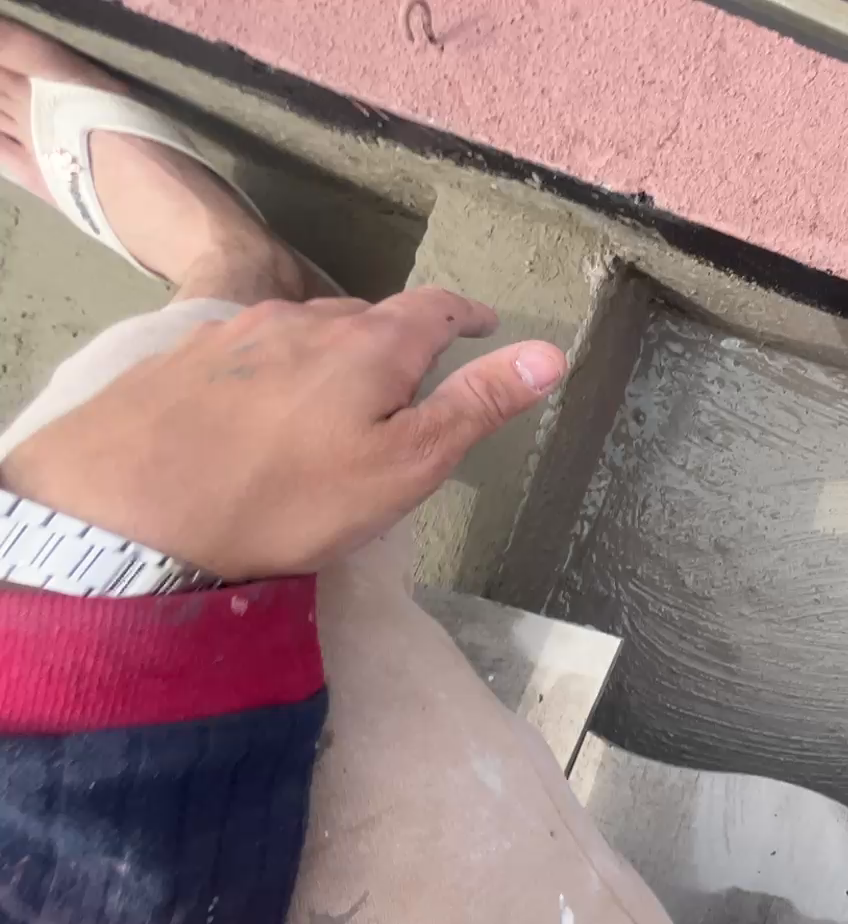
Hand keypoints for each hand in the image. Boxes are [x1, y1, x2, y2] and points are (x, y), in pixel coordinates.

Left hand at [0, 288, 566, 579]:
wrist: (123, 518)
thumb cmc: (297, 495)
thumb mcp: (413, 460)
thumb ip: (480, 403)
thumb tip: (550, 354)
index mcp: (370, 344)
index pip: (434, 307)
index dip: (468, 313)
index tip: (487, 324)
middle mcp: (303, 322)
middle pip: (373, 315)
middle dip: (409, 337)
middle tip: (424, 379)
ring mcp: (236, 335)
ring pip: (313, 328)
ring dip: (349, 348)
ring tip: (355, 393)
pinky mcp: (183, 360)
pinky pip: (261, 346)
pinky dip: (294, 363)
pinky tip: (280, 403)